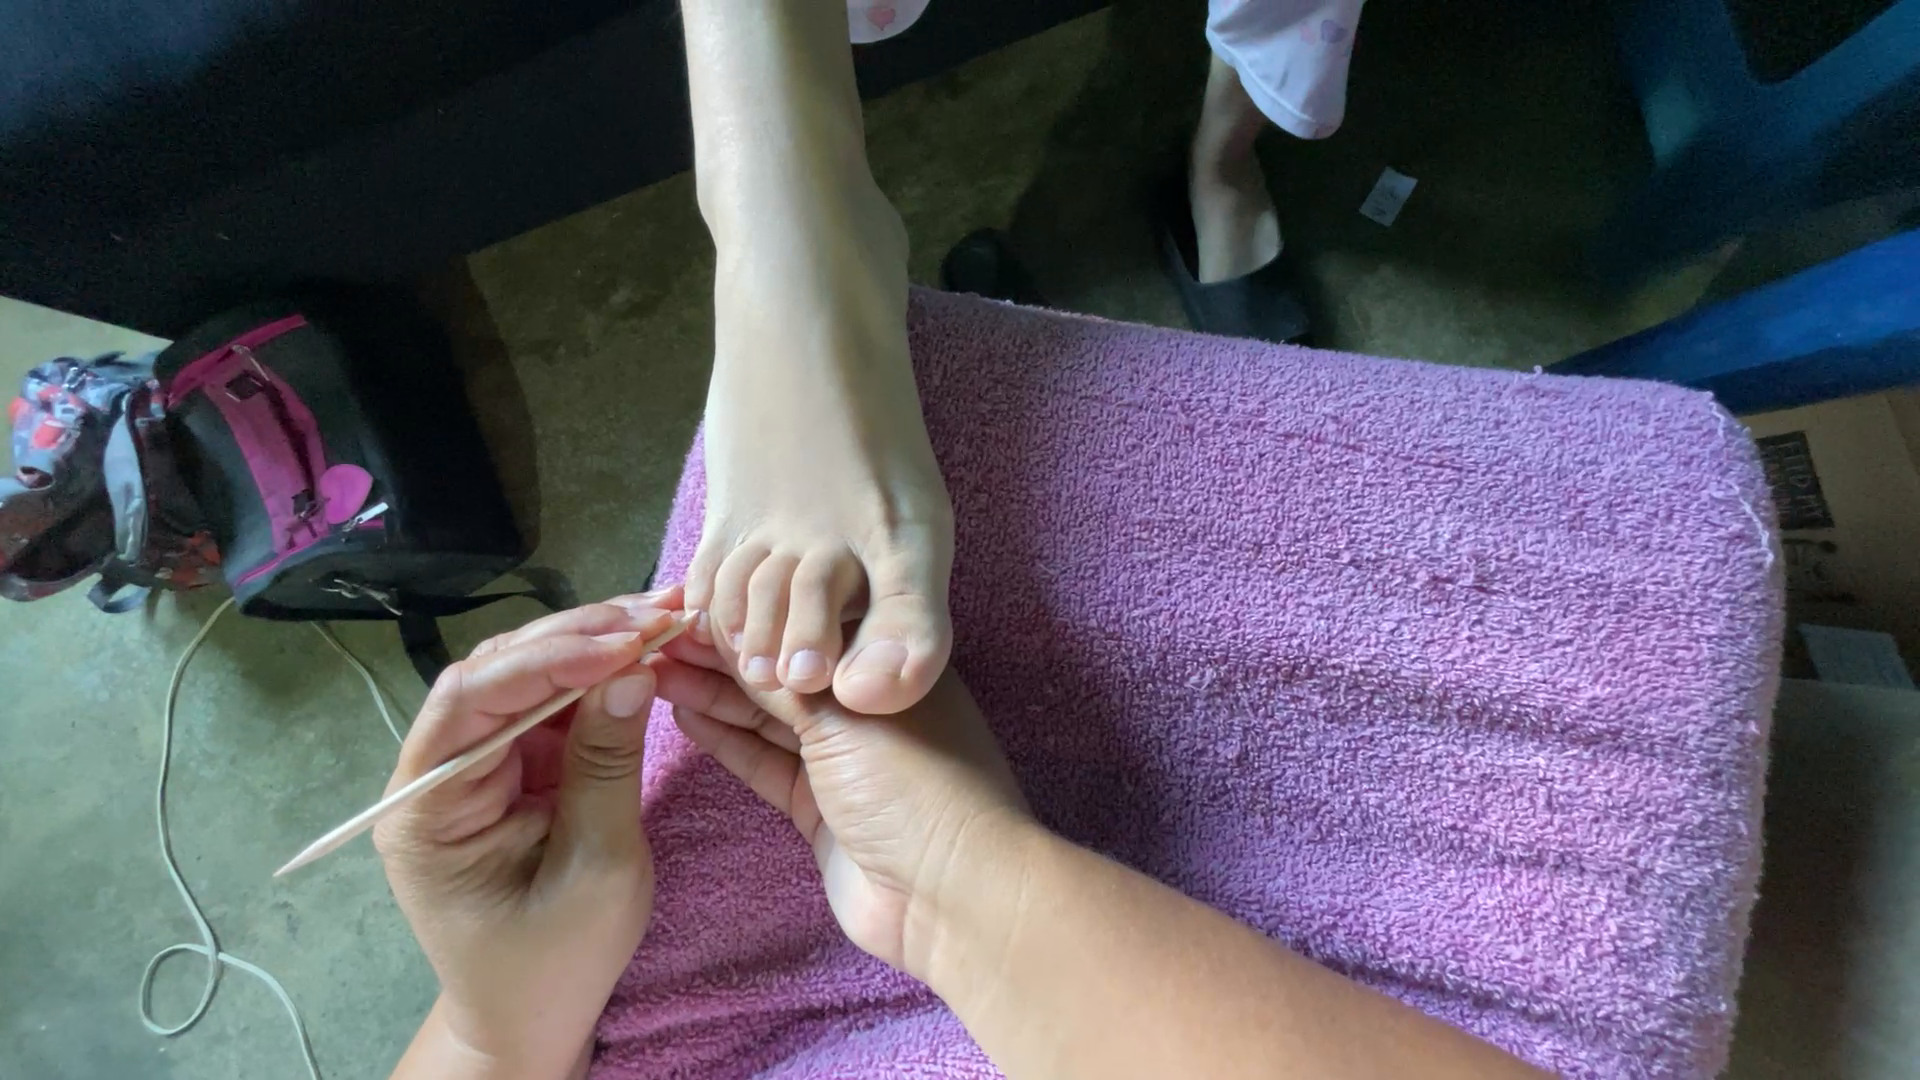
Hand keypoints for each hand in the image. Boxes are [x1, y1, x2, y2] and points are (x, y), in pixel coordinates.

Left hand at [376, 593, 676, 1077]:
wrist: (535, 1010)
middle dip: (584, 634)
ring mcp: (487, 758)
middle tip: (664, 613)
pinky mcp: (525, 758)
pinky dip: (609, 665)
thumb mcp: (595, 865)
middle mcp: (447, 767)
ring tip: (667, 615)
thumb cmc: (556, 957)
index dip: (552, 660)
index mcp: (431, 805)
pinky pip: (563, 694)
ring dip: (601, 637)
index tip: (630, 645)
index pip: (474, 700)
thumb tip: (635, 670)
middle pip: (504, 670)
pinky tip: (651, 645)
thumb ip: (608, 764)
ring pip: (535, 670)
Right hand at [652, 637, 1028, 977]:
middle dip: (724, 655)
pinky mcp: (819, 805)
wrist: (948, 893)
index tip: (694, 605)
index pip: (808, 627)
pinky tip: (686, 714)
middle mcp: (864, 705)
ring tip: (657, 671)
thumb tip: (729, 634)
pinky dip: (729, 741)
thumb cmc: (913, 780)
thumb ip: (783, 680)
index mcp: (885, 668)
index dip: (752, 616)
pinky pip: (766, 763)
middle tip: (661, 638)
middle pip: (784, 672)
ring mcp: (842, 758)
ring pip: (769, 718)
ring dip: (716, 695)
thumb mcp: (845, 716)